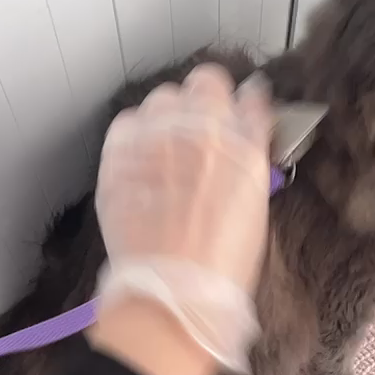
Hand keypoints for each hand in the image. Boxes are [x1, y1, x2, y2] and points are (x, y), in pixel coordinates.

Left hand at [89, 64, 274, 374]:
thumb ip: (248, 169)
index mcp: (247, 148)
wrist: (174, 293)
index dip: (249, 104)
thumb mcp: (254, 213)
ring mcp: (158, 136)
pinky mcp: (120, 151)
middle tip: (203, 127)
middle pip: (207, 81)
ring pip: (163, 96)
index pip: (254, 97)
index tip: (245, 111)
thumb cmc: (223, 266)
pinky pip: (128, 121)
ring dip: (169, 114)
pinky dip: (136, 134)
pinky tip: (142, 161)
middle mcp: (205, 130)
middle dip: (207, 99)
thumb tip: (241, 153)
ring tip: (167, 147)